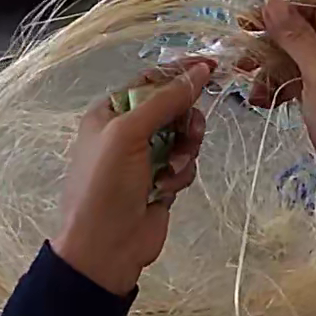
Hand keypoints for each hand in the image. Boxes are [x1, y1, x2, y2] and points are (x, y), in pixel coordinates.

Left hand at [51, 59, 211, 295]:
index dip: (179, 74)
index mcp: (110, 111)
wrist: (104, 247)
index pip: (150, 81)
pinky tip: (165, 190)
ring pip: (183, 136)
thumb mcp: (128, 133)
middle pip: (173, 107)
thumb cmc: (107, 184)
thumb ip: (164, 100)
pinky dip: (180, 174)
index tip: (210, 68)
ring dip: (183, 151)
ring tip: (170, 169)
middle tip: (188, 133)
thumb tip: (198, 69)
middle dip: (184, 120)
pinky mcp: (162, 180)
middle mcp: (126, 130)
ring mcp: (145, 156)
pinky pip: (185, 163)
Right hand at [247, 0, 315, 203]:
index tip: (244, 21)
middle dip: (272, 47)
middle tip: (242, 57)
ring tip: (250, 88)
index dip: (280, 12)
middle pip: (304, 32)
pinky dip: (279, 85)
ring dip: (270, 69)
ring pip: (296, 55)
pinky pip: (298, 75)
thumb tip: (270, 2)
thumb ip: (295, 37)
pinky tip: (261, 100)